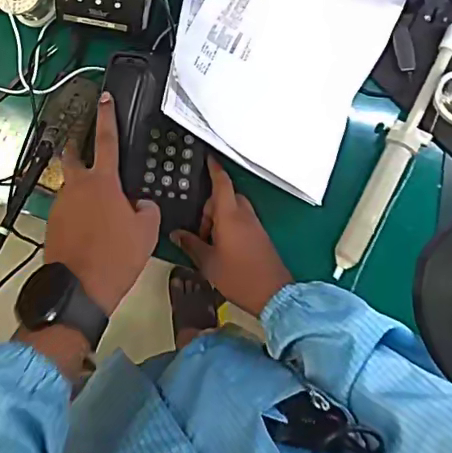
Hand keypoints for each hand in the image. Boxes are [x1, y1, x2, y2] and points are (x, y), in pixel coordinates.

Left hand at [44, 94, 160, 314]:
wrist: (78, 289)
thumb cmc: (115, 257)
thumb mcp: (146, 232)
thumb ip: (146, 209)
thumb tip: (140, 203)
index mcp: (102, 181)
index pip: (107, 139)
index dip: (107, 115)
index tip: (104, 98)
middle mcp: (77, 186)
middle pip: (75, 155)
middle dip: (79, 145)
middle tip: (85, 144)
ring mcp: (61, 204)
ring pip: (71, 185)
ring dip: (82, 187)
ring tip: (98, 205)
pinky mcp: (53, 223)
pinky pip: (68, 208)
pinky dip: (78, 210)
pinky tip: (90, 227)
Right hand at [172, 160, 293, 316]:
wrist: (274, 295)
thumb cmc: (239, 276)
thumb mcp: (208, 263)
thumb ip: (191, 244)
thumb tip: (177, 234)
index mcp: (230, 215)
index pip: (221, 183)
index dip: (214, 168)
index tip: (208, 157)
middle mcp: (244, 215)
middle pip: (226, 196)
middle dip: (210, 205)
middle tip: (200, 228)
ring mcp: (255, 225)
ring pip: (234, 209)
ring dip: (220, 217)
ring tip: (209, 240)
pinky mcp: (261, 236)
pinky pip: (242, 220)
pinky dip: (230, 225)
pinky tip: (222, 246)